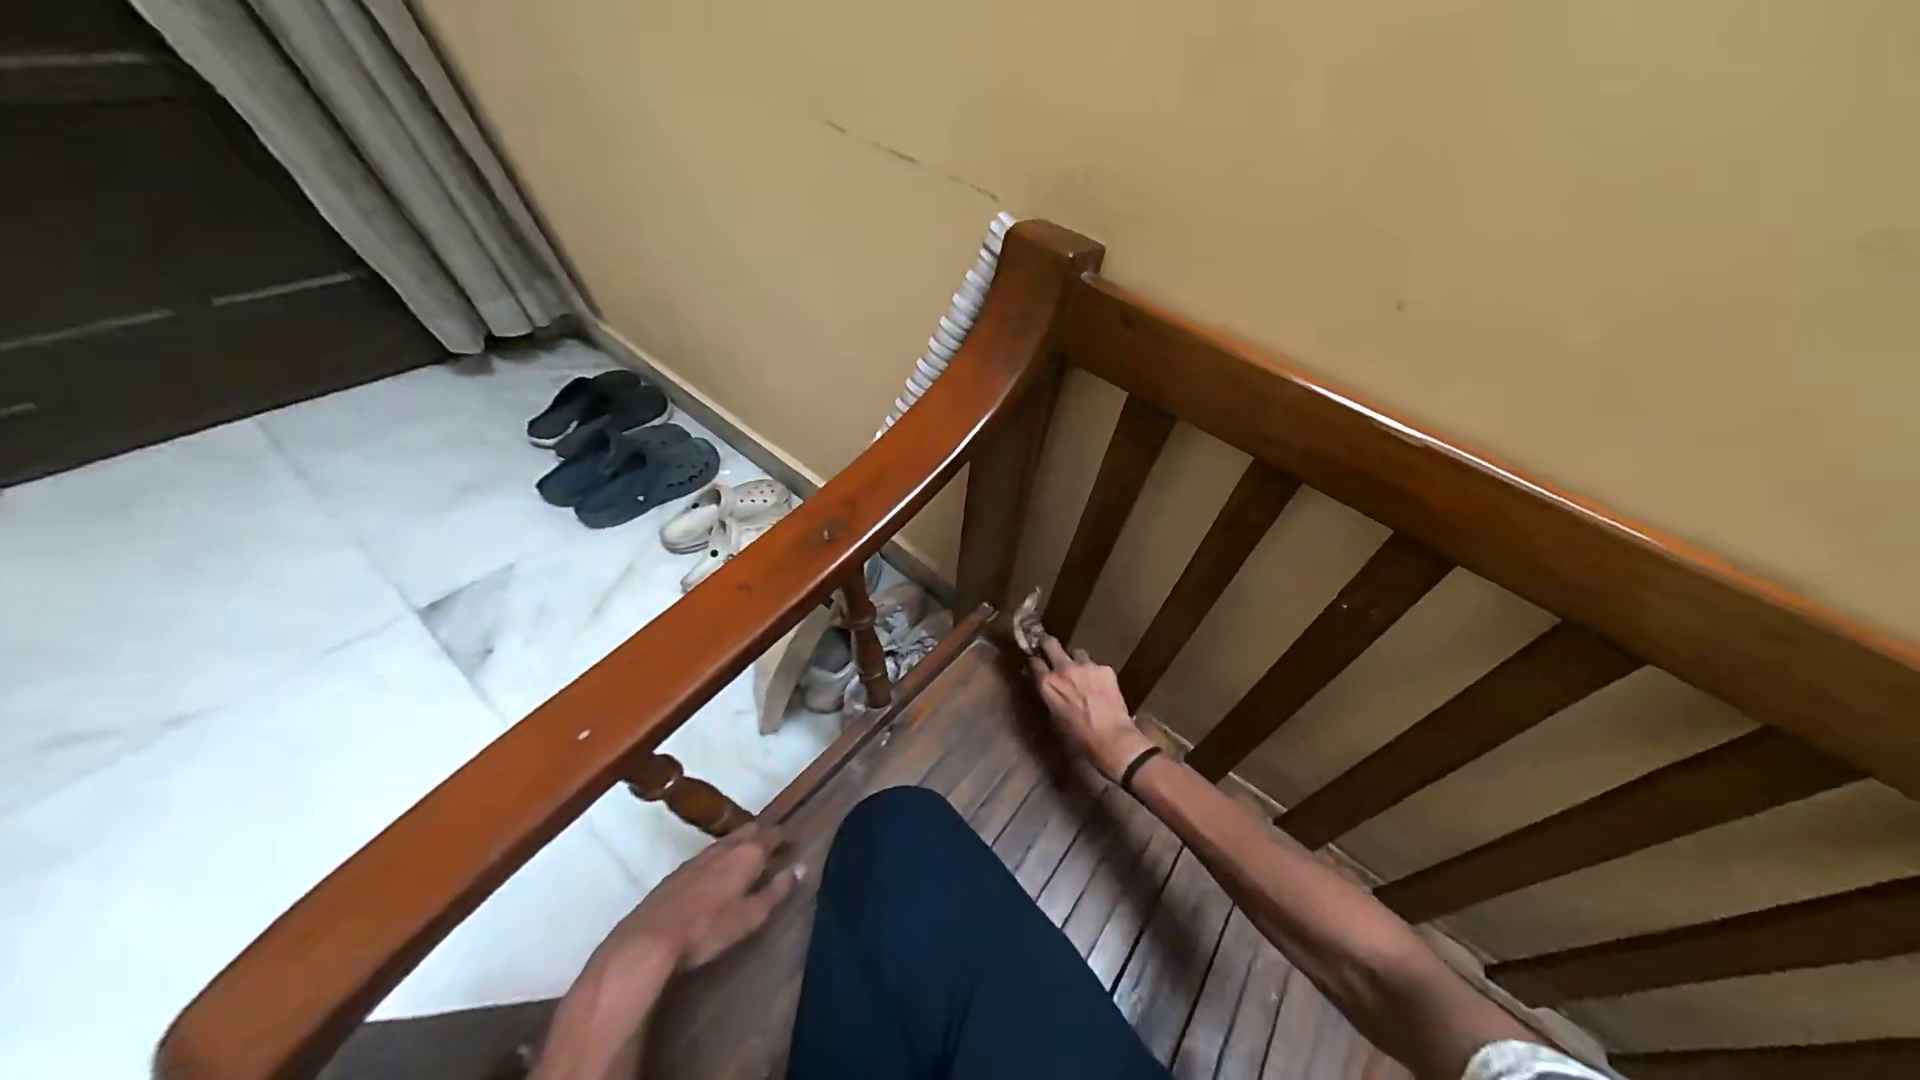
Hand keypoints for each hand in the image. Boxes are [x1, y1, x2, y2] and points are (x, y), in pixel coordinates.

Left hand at [602, 821, 800, 972]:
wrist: (651, 938)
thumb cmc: (709, 928)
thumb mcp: (751, 916)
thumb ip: (777, 890)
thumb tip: (800, 867)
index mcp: (747, 854)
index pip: (772, 835)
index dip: (786, 837)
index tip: (796, 841)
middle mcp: (725, 847)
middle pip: (750, 831)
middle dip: (765, 835)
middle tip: (776, 846)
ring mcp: (699, 857)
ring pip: (729, 840)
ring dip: (744, 843)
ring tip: (751, 856)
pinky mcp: (680, 870)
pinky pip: (712, 852)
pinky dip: (725, 854)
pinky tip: (721, 871)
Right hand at [1027, 636, 1156, 782]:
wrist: (1112, 739)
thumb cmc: (1078, 737)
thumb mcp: (1055, 716)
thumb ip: (1049, 695)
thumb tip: (1047, 686)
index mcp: (1047, 684)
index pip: (1033, 662)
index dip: (1034, 661)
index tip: (1036, 662)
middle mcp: (1064, 669)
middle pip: (1050, 643)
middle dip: (1047, 644)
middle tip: (1049, 648)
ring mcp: (1086, 666)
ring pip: (1077, 653)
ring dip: (1076, 661)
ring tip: (1083, 675)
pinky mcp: (1105, 669)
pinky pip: (1096, 666)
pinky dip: (1096, 674)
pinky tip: (1101, 688)